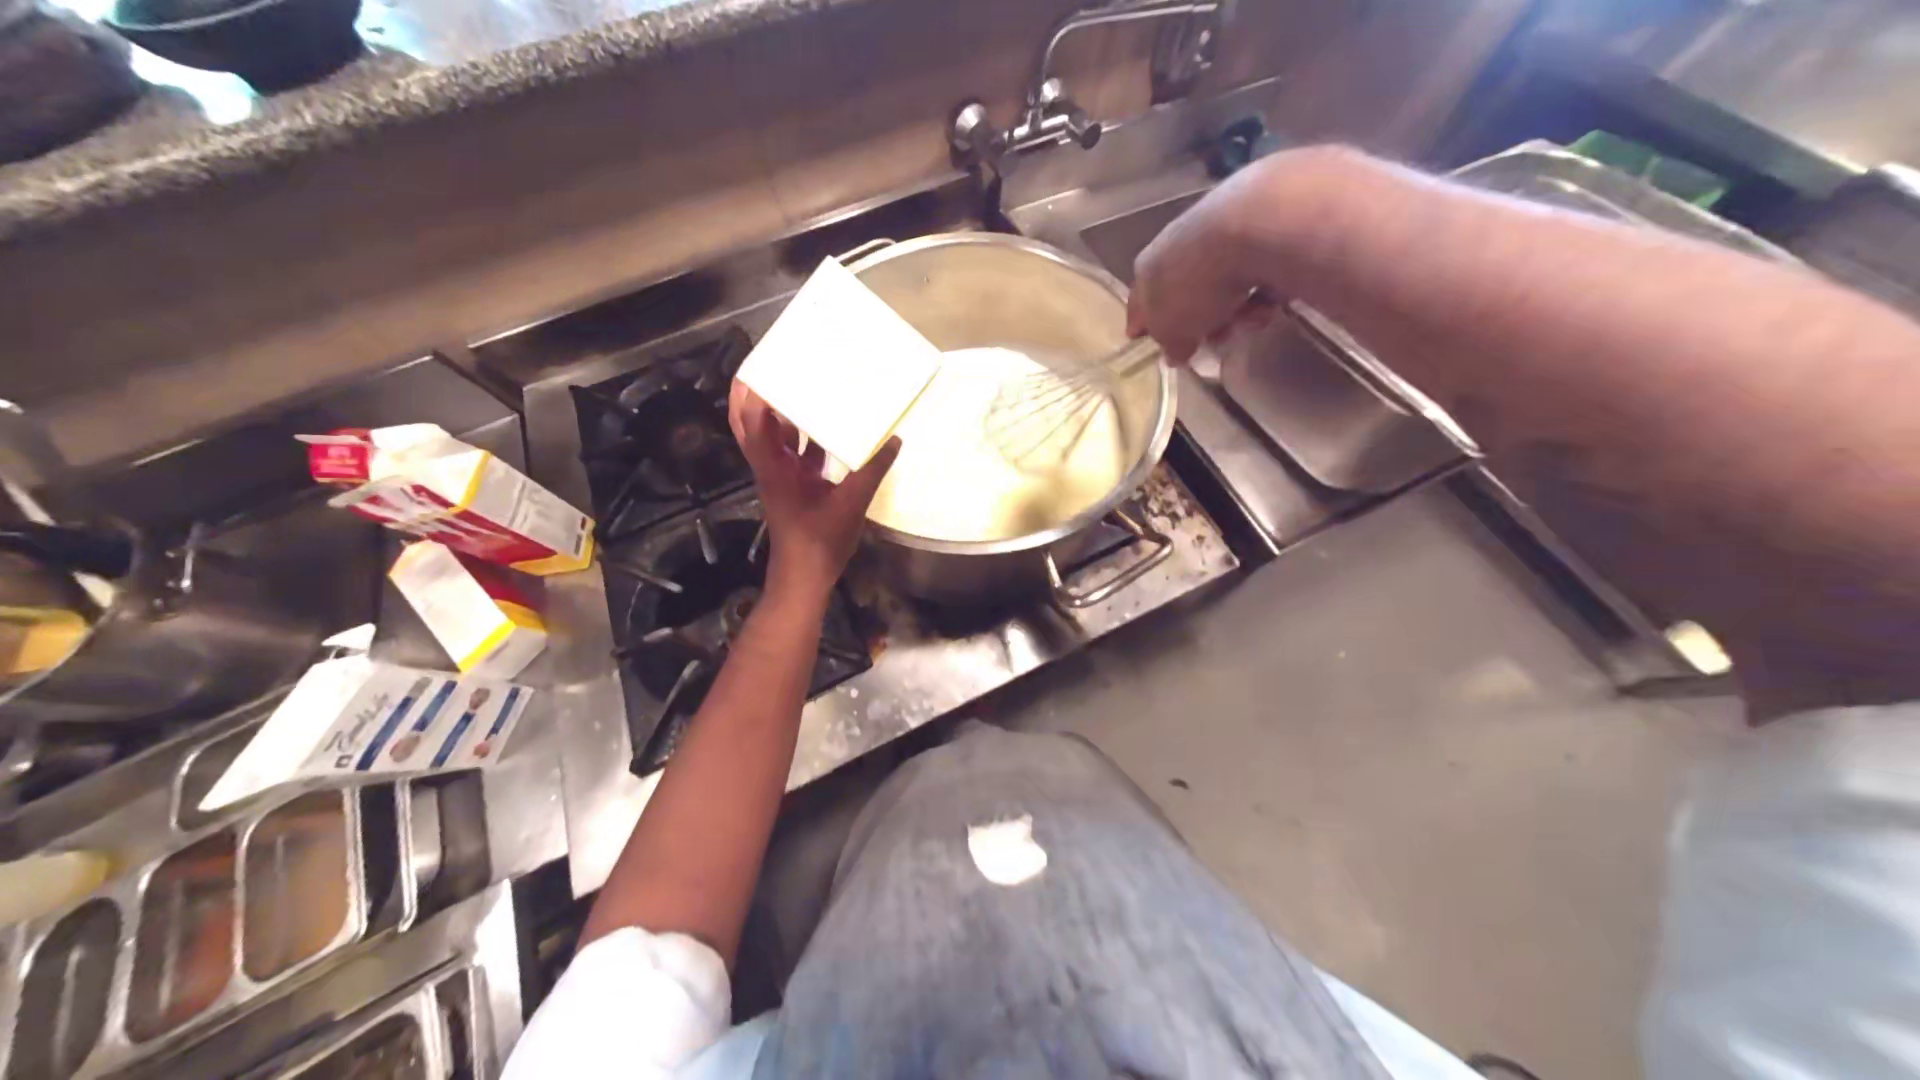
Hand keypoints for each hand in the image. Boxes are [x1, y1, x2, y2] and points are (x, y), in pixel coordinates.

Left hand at [727, 381, 899, 600]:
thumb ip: (872, 470)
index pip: (754, 424)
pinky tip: (827, 425)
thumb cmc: (820, 540)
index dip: (754, 394)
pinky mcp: (793, 486)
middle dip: (755, 396)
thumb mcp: (851, 503)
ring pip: (773, 436)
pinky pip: (793, 452)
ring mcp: (780, 476)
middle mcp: (771, 467)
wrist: (805, 576)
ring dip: (781, 413)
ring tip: (801, 385)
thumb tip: (893, 440)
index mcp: (775, 468)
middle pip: (753, 424)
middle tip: (770, 367)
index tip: (764, 365)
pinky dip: (803, 437)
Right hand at [1128, 148, 1341, 361]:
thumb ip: (1170, 344)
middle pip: (1186, 298)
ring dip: (1236, 314)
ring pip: (1223, 290)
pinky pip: (1254, 276)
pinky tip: (1270, 301)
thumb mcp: (1172, 330)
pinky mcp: (1258, 231)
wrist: (1251, 227)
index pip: (1139, 305)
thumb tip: (1174, 353)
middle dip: (1203, 325)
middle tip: (1216, 341)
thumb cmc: (1195, 285)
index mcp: (1147, 270)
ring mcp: (1217, 236)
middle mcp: (1177, 247)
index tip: (1150, 344)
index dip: (1144, 327)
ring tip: (1250, 320)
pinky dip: (1260, 294)